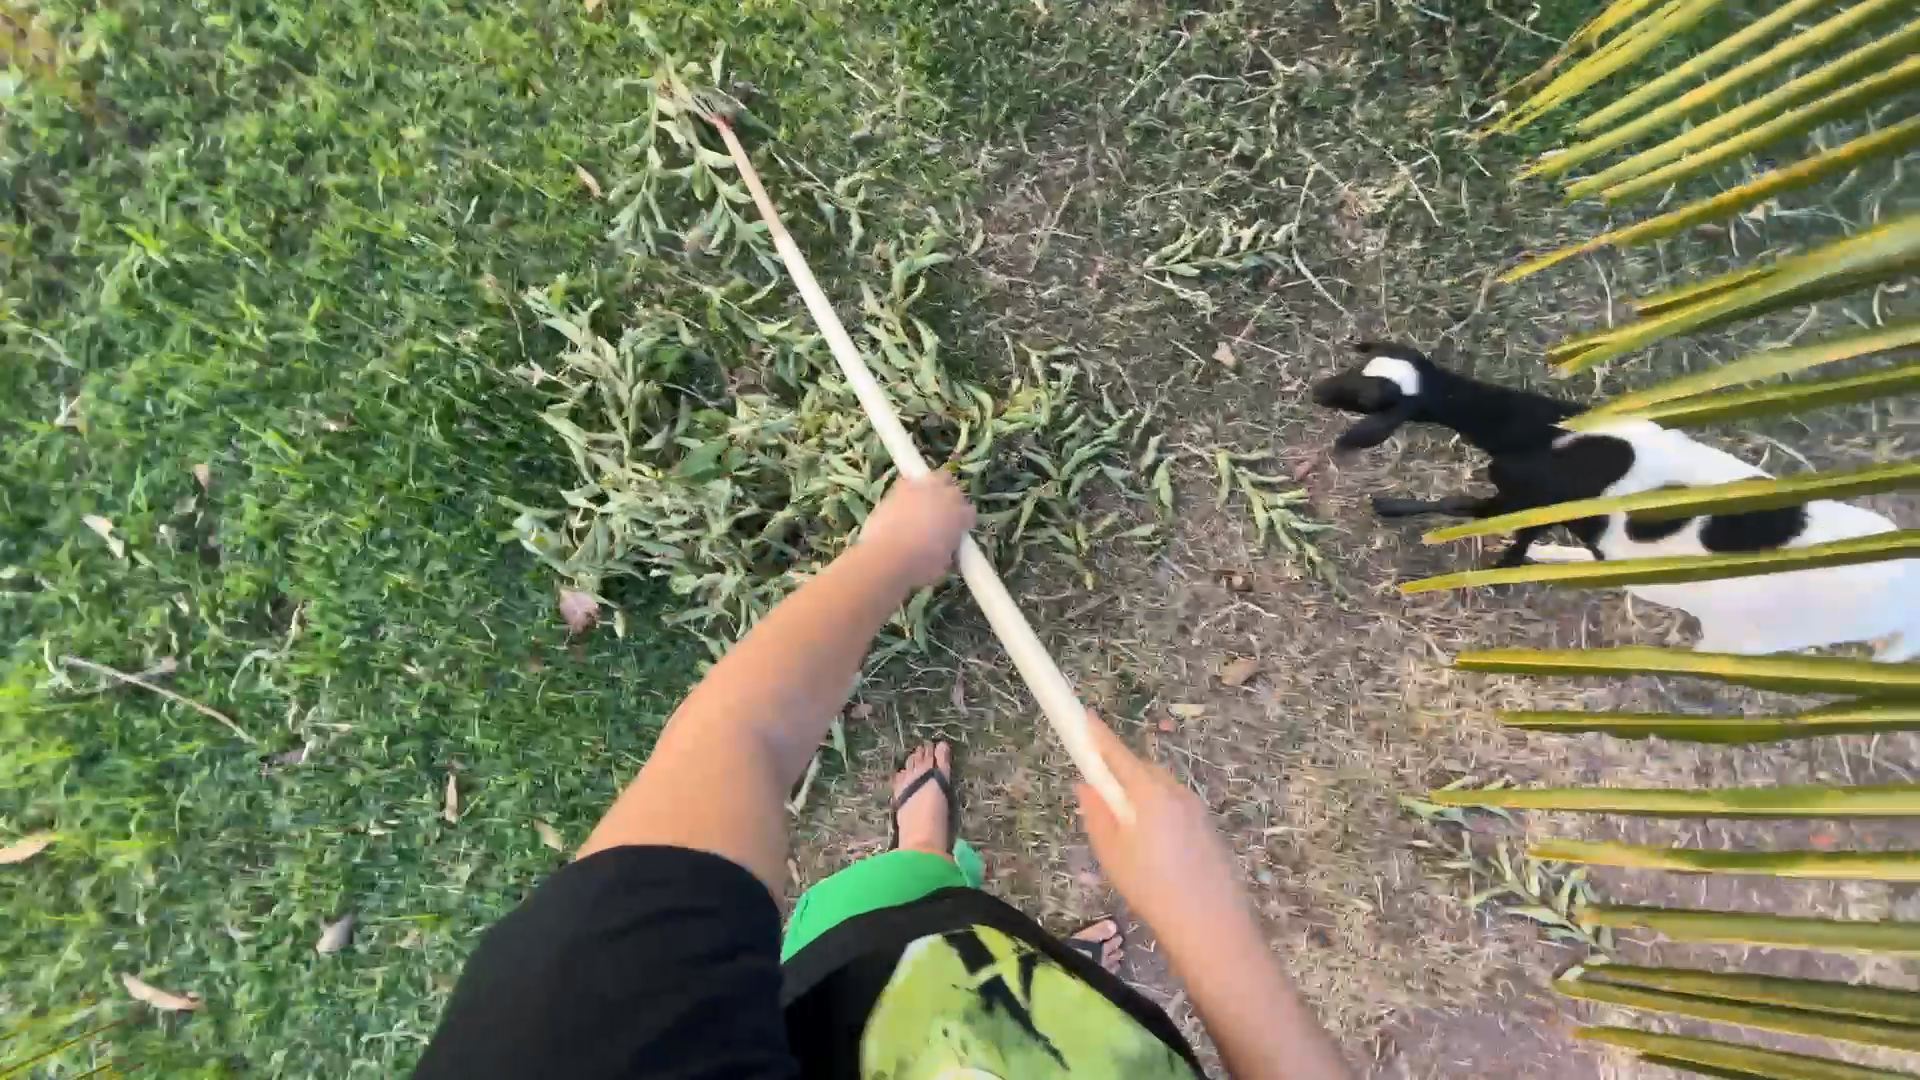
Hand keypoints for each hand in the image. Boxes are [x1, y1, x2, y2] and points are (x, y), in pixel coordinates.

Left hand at [857, 471, 975, 588]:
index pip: (969, 512)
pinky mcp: (901, 486)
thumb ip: (948, 548)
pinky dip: (910, 489)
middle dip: (951, 501)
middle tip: (942, 516)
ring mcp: (923, 487)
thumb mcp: (943, 563)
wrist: (887, 555)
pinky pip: (911, 480)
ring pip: (937, 477)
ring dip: (935, 487)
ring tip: (925, 502)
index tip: (956, 531)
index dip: (963, 522)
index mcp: (960, 516)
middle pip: (955, 491)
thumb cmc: (919, 565)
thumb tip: (945, 545)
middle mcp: (946, 496)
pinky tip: (905, 502)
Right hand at [1077, 712, 1249, 943]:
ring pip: (1160, 789)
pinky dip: (1160, 813)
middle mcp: (1175, 791)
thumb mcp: (1111, 854)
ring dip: (1141, 796)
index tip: (1085, 716)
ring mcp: (1196, 809)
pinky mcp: (1209, 828)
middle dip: (1121, 774)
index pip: (1118, 753)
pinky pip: (1176, 807)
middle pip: (1141, 769)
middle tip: (1103, 800)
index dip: (1098, 735)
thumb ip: (1096, 814)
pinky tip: (1156, 852)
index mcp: (1148, 792)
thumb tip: (1086, 786)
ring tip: (1130, 837)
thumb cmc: (1152, 889)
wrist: (1212, 928)